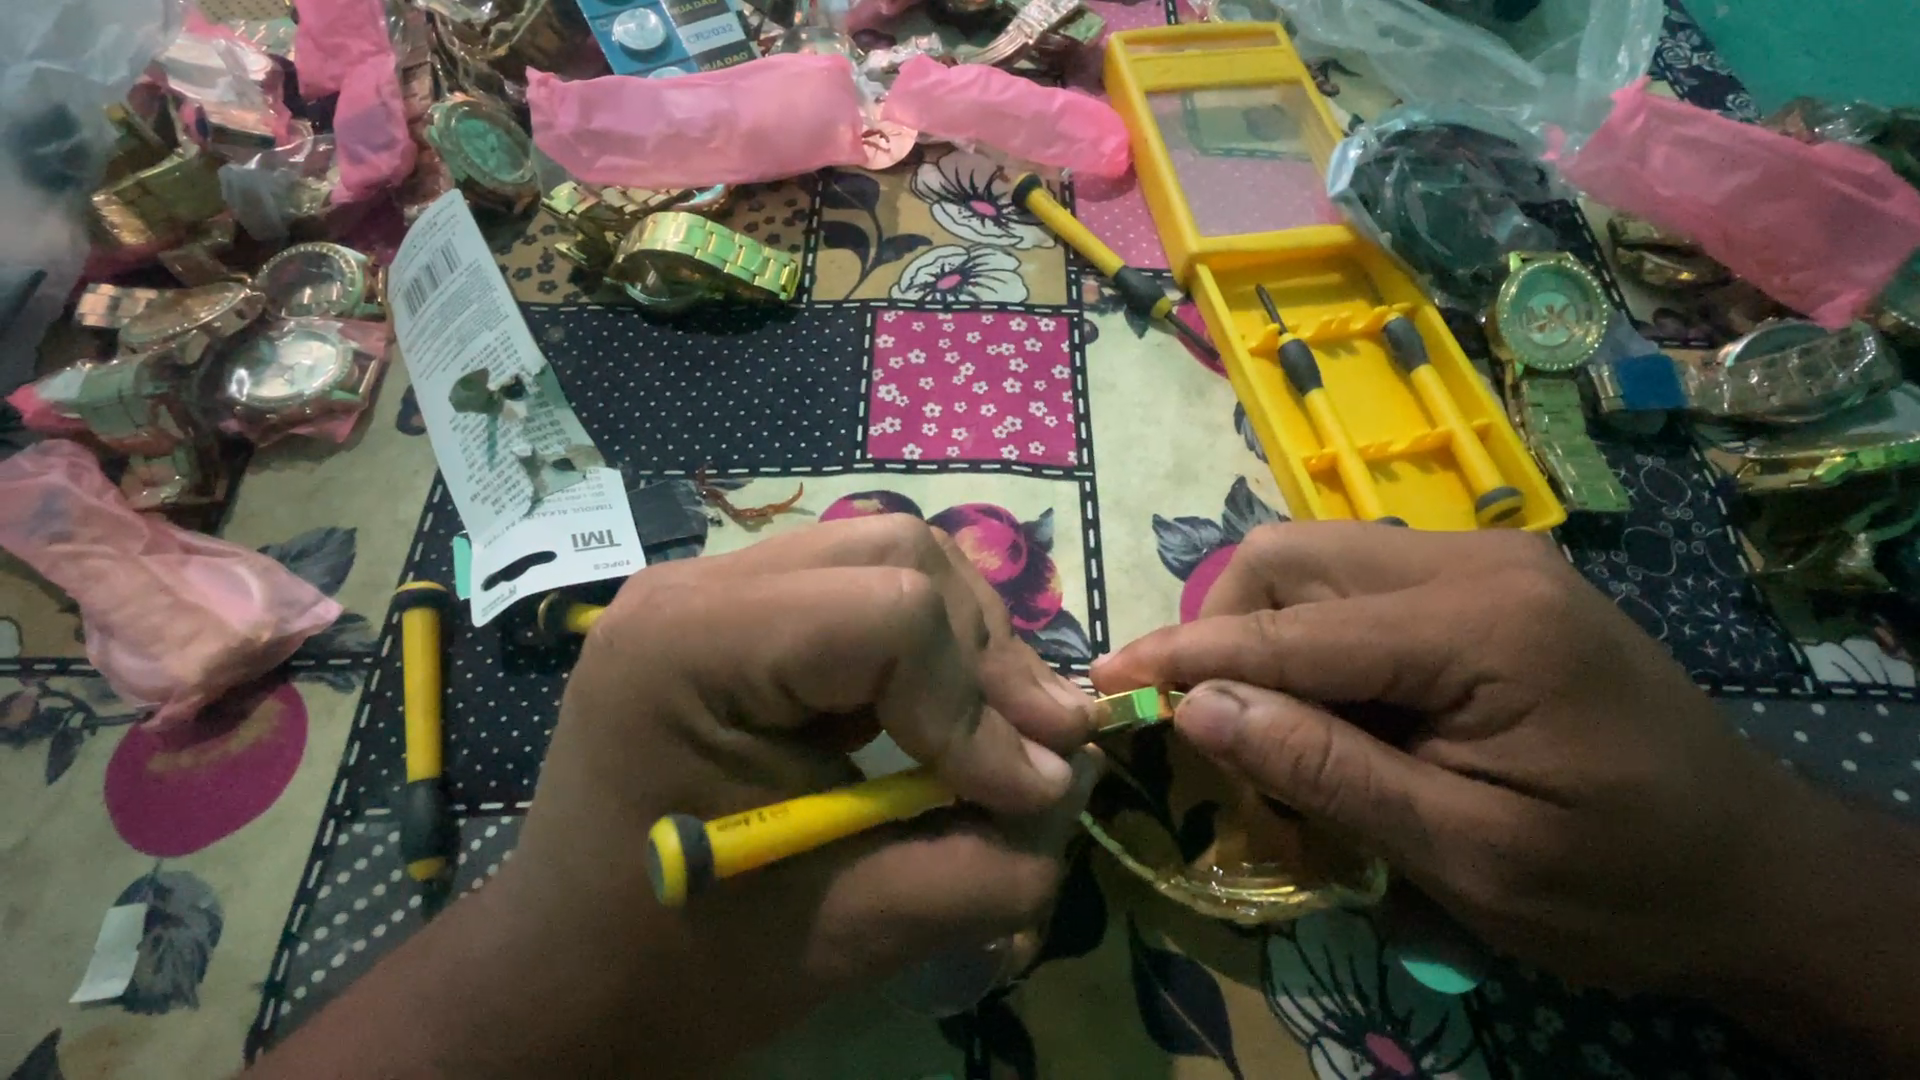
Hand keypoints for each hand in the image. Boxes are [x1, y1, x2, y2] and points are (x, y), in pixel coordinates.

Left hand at [489, 515, 1099, 1065]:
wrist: (568, 973)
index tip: (1023, 789)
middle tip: (1036, 740)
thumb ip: (983, 867)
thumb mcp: (845, 933)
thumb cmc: (678, 966)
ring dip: (961, 641)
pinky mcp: (737, 610)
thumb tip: (1066, 787)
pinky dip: (922, 645)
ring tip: (1000, 726)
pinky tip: (938, 708)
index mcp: (689, 646)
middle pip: (898, 554)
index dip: (976, 700)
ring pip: (888, 556)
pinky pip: (860, 588)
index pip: (889, 613)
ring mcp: (712, 586)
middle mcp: (696, 584)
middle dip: (983, 651)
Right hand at [1093, 522, 1812, 995]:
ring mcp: (1479, 558)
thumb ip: (1324, 770)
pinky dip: (1302, 630)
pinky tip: (1323, 697)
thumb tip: (1196, 707)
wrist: (1758, 872)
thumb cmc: (1617, 886)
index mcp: (1482, 628)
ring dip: (1258, 628)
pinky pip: (1348, 579)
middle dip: (1220, 631)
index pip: (1288, 630)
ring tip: (1264, 715)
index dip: (1185, 656)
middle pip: (1287, 558)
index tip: (1105, 678)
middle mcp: (1473, 561)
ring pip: (1309, 557)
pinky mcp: (1477, 576)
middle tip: (1210, 718)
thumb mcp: (1464, 854)